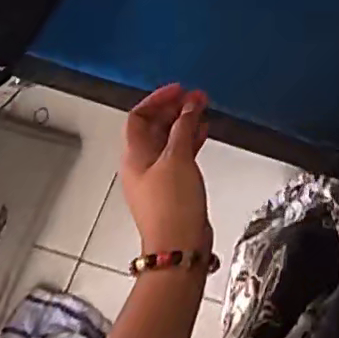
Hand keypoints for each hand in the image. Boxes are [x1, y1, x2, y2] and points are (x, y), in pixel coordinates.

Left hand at [121, 84, 212, 254]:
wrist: (179, 247)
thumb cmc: (173, 204)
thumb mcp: (177, 158)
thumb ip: (183, 127)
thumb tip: (188, 106)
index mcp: (134, 156)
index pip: (138, 117)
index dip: (157, 99)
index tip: (179, 89)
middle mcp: (142, 164)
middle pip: (154, 127)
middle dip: (174, 108)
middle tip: (196, 97)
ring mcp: (157, 176)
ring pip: (168, 139)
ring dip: (184, 122)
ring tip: (204, 109)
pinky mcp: (173, 186)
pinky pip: (179, 153)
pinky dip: (190, 139)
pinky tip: (204, 132)